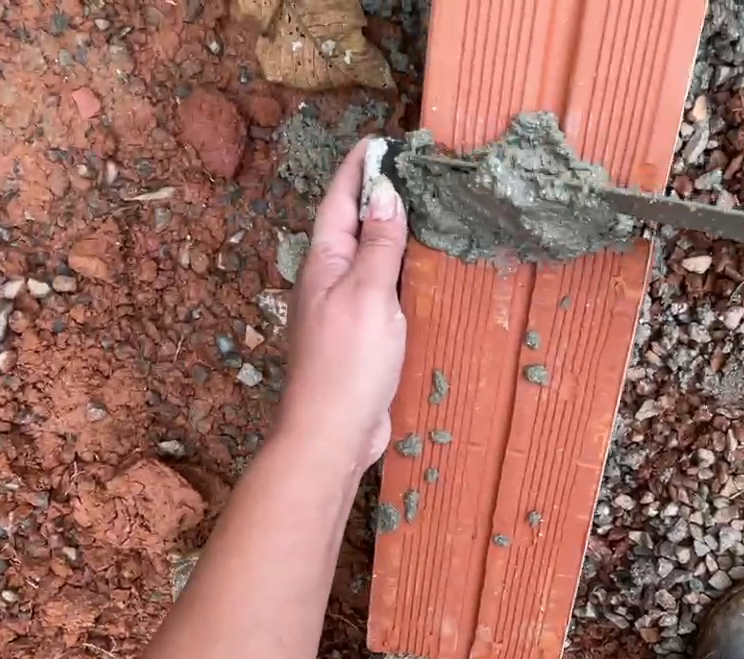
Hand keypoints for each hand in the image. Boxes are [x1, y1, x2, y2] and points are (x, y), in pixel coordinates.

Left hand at [273, 138, 408, 470]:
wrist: (331, 434)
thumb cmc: (347, 364)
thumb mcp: (369, 295)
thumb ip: (379, 245)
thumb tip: (385, 193)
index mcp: (324, 264)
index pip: (340, 200)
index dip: (358, 168)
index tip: (382, 139)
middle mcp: (327, 283)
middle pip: (351, 228)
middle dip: (375, 197)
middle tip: (410, 172)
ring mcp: (341, 314)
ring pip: (366, 263)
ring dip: (388, 237)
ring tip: (419, 214)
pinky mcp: (357, 342)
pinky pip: (378, 296)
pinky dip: (396, 278)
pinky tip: (416, 279)